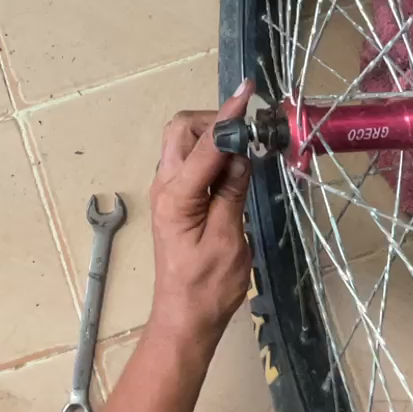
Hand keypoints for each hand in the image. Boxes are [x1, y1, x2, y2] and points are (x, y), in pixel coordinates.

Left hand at [148, 82, 255, 350]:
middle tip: (247, 134)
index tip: (247, 93)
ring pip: (183, 141)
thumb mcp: (229, 241)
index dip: (228, 116)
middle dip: (214, 120)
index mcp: (177, 195)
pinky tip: (233, 167)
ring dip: (212, 135)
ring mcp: (167, 190)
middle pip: (182, 129)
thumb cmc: (208, 287)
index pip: (205, 144)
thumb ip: (232, 192)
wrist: (184, 318)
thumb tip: (242, 153)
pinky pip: (188, 160)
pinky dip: (210, 152)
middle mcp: (165, 185)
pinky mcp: (175, 198)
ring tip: (244, 149)